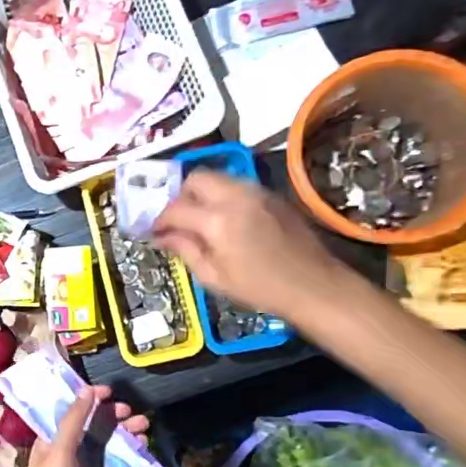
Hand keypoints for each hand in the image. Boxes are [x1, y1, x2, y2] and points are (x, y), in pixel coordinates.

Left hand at [14, 385, 149, 466]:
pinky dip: (132, 461)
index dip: (88, 400)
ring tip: (145, 429)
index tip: (110, 391)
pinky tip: (146, 452)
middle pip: (95, 430)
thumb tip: (87, 389)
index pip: (71, 414)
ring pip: (110, 449)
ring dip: (127, 437)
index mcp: (50, 444)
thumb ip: (74, 421)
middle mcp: (68, 456)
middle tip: (133, 413)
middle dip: (114, 419)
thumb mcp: (58, 453)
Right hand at [152, 170, 351, 322]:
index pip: (176, 209)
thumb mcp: (214, 277)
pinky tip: (225, 220)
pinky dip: (223, 196)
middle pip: (196, 178)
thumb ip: (185, 250)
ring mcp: (256, 192)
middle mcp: (235, 196)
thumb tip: (161, 237)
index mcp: (217, 220)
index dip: (160, 220)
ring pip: (218, 178)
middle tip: (177, 220)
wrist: (312, 285)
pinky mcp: (271, 195)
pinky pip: (237, 185)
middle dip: (181, 196)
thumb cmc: (259, 289)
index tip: (153, 231)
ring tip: (200, 220)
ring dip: (203, 194)